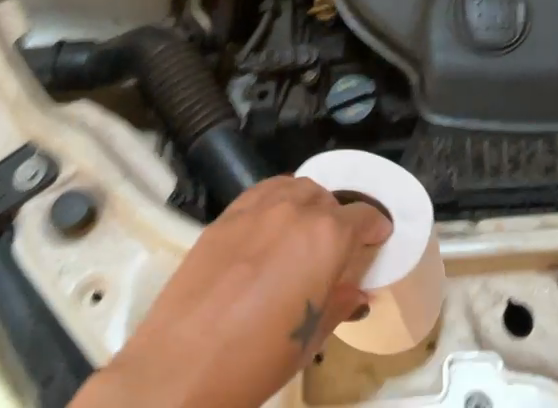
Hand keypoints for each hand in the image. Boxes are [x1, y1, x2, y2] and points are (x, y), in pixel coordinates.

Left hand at [73, 177, 391, 407]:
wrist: (178, 369)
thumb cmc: (256, 360)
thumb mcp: (310, 339)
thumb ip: (338, 304)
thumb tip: (356, 292)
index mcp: (327, 237)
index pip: (364, 216)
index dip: (376, 228)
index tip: (378, 239)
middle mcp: (296, 210)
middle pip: (328, 199)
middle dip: (340, 218)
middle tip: (338, 248)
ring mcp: (256, 209)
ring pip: (295, 187)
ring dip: (308, 204)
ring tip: (303, 232)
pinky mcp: (224, 217)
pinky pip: (262, 193)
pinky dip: (276, 200)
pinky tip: (270, 226)